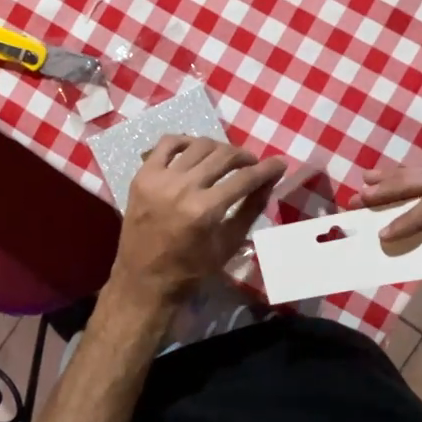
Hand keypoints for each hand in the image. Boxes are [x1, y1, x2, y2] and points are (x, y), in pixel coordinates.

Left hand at [108, 136, 287, 307]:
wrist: (143, 280)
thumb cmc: (191, 269)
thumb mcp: (228, 244)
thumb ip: (251, 208)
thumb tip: (269, 181)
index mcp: (204, 210)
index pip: (245, 178)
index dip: (267, 169)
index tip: (279, 163)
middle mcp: (182, 188)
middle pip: (223, 156)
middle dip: (245, 157)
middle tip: (252, 164)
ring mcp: (159, 179)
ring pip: (198, 145)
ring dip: (219, 148)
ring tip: (226, 158)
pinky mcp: (142, 176)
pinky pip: (166, 144)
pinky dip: (184, 141)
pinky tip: (195, 149)